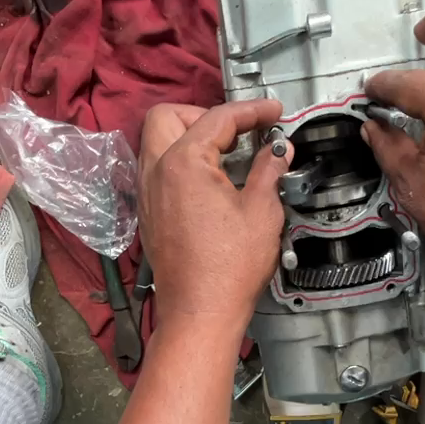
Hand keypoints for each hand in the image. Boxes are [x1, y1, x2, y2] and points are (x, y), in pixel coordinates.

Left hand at [137, 99, 287, 331]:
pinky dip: (180, 166)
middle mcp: (156, 173)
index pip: (218, 118)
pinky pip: (157, 174)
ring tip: (225, 156)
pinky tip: (210, 185)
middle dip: (203, 115)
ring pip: (156, 144)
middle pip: (167, 117)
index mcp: (183, 163)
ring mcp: (147, 196)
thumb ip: (269, 170)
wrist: (201, 313)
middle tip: (236, 131)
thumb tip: (277, 152)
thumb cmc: (228, 269)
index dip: (251, 111)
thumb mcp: (262, 212)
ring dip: (188, 139)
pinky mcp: (149, 218)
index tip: (272, 113)